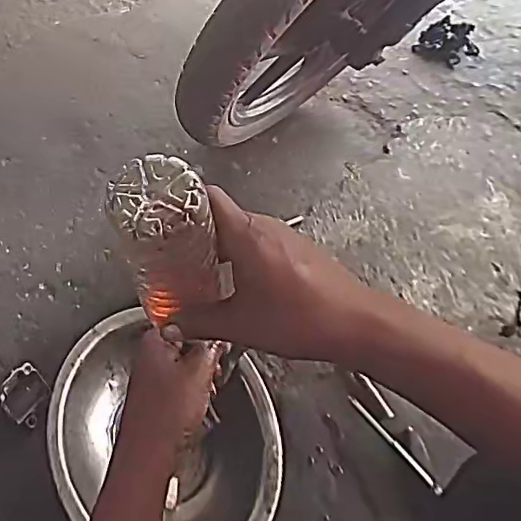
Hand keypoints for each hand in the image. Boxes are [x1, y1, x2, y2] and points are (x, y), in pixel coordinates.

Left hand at [117, 328, 216, 454]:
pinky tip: (201, 401)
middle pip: (185, 342)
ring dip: (200, 373)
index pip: (185, 319)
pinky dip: (192, 389)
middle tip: (216, 367)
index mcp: (153, 341)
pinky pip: (179, 383)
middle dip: (204, 355)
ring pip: (183, 364)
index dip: (206, 329)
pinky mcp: (156, 396)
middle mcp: (148, 355)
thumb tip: (218, 336)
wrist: (150, 454)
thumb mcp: (199, 371)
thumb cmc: (166, 414)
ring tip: (210, 387)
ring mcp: (151, 376)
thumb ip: (210, 346)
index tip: (220, 339)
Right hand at [175, 186, 387, 363]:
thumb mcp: (240, 325)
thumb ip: (198, 323)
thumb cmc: (305, 318)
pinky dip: (241, 252)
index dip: (184, 197)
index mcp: (247, 235)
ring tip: (200, 266)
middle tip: (173, 246)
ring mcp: (284, 236)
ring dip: (219, 243)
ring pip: (241, 228)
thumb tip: (172, 324)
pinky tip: (236, 279)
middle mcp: (266, 227)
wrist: (356, 324)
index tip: (164, 207)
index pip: (209, 195)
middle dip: (195, 228)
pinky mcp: (297, 249)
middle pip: (222, 213)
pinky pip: (260, 240)